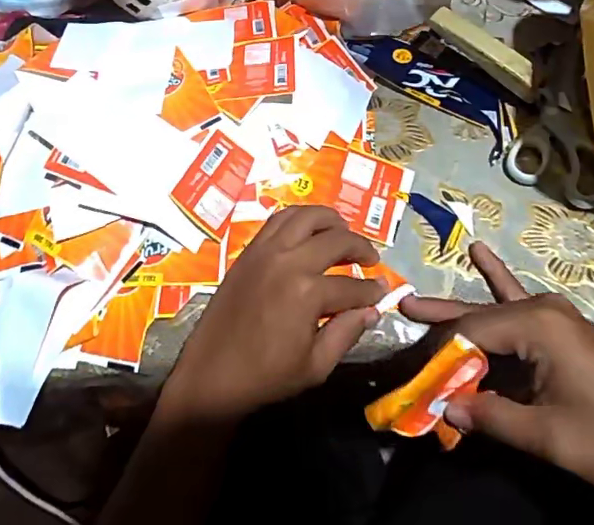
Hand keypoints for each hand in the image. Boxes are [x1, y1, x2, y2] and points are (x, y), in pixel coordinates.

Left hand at [161, 206, 385, 422]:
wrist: (211, 376)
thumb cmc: (265, 377)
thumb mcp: (315, 366)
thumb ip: (347, 333)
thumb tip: (372, 310)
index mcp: (307, 293)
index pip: (351, 285)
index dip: (371, 290)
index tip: (383, 290)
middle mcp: (289, 262)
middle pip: (336, 240)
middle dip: (360, 247)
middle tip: (371, 259)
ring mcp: (267, 250)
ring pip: (307, 216)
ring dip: (332, 221)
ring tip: (344, 232)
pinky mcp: (251, 249)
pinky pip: (280, 219)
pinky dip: (301, 218)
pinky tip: (311, 229)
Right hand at [401, 242, 593, 523]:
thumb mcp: (548, 436)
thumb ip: (493, 416)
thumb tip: (444, 406)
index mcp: (539, 324)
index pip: (472, 331)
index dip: (440, 354)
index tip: (411, 372)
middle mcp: (545, 308)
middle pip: (481, 315)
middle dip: (443, 322)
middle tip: (403, 309)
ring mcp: (557, 316)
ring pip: (497, 312)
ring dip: (464, 319)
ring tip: (421, 302)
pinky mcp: (565, 330)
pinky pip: (519, 309)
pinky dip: (497, 290)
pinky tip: (482, 256)